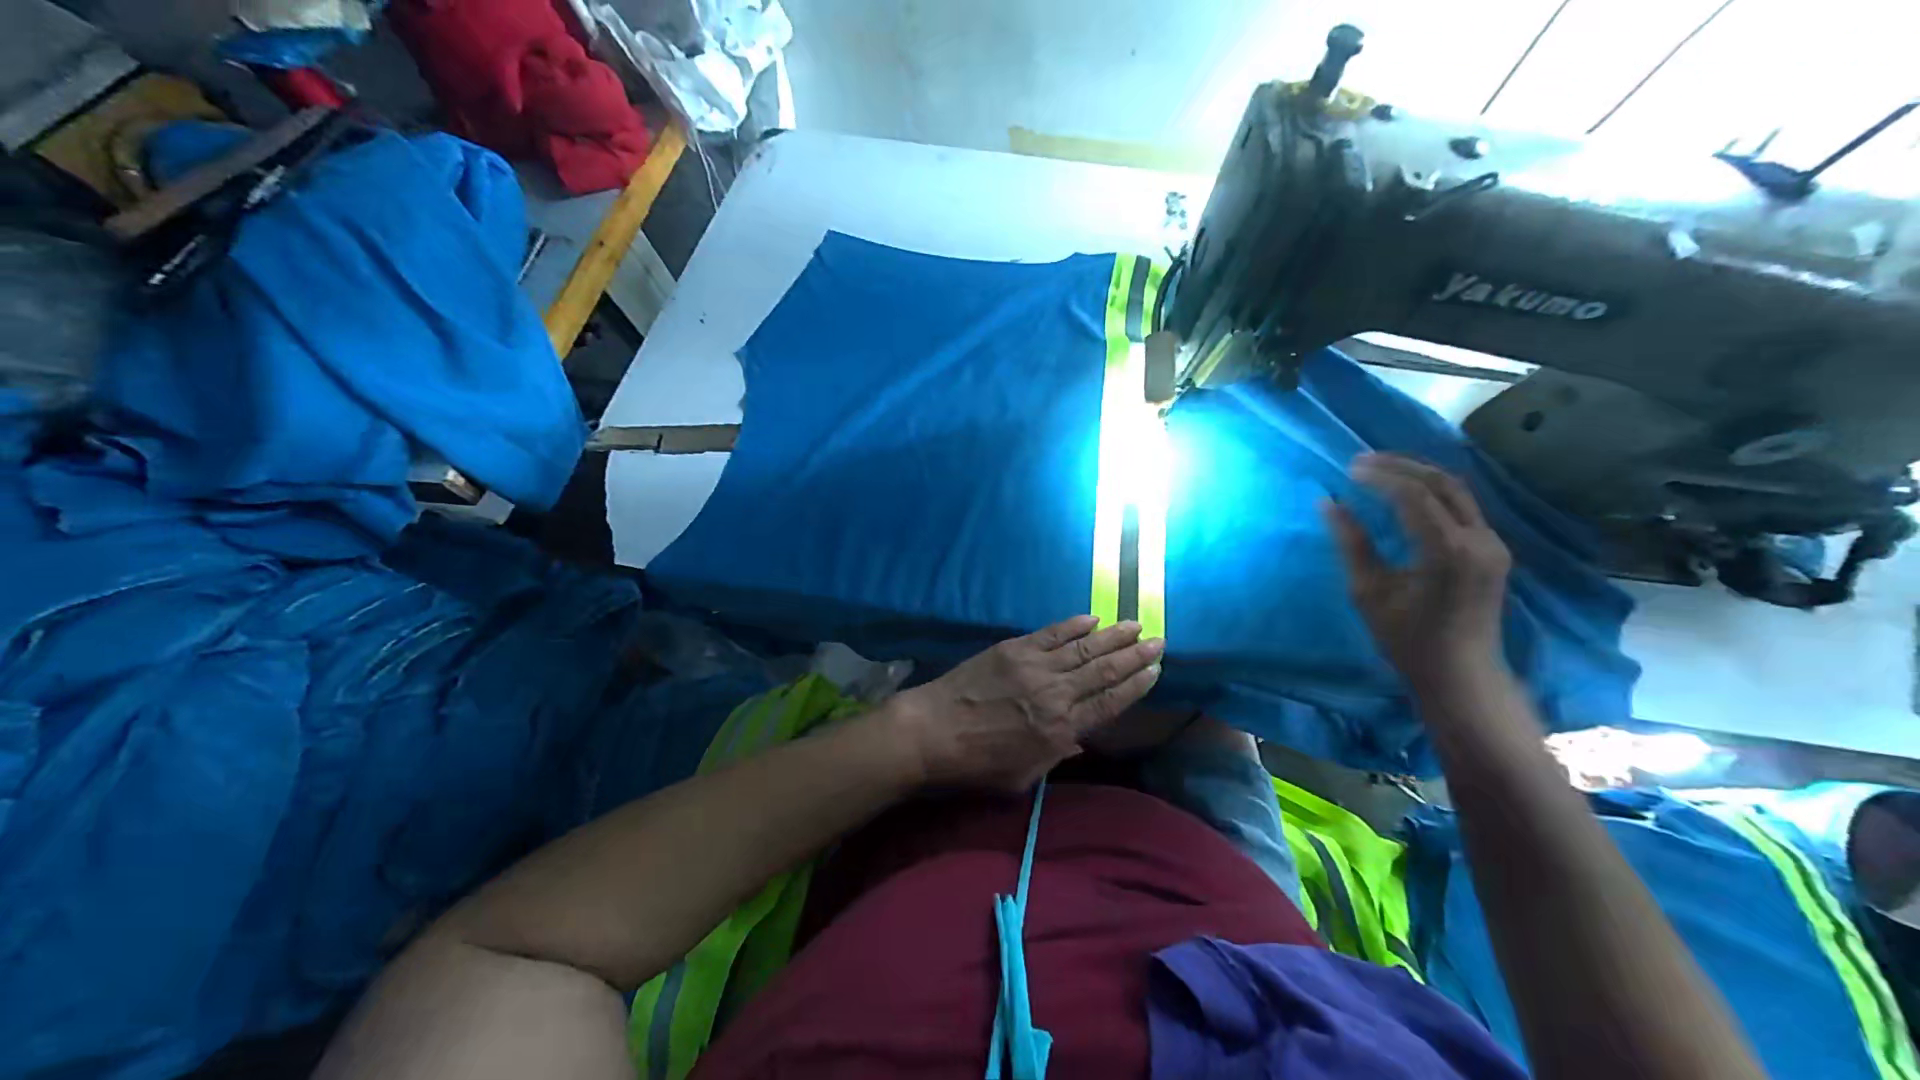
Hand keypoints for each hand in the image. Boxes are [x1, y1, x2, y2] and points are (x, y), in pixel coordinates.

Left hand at [885, 616, 1164, 791]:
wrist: (931, 732)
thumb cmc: (975, 765)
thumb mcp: (1022, 777)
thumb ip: (1056, 756)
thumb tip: (1080, 739)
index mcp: (1061, 730)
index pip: (1109, 703)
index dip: (1135, 686)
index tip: (1155, 671)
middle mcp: (1055, 695)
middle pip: (1104, 671)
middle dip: (1134, 656)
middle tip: (1159, 641)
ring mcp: (1034, 667)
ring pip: (1083, 648)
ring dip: (1113, 636)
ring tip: (1136, 625)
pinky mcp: (1013, 649)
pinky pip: (1051, 634)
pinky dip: (1074, 625)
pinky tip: (1092, 618)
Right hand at [1322, 453, 1511, 689]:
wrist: (1461, 675)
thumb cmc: (1407, 640)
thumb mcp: (1369, 592)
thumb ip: (1351, 543)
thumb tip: (1328, 504)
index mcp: (1448, 551)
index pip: (1414, 495)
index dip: (1380, 477)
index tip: (1348, 469)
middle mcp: (1479, 540)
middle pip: (1442, 483)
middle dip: (1401, 466)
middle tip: (1363, 460)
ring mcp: (1492, 544)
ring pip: (1457, 491)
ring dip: (1419, 475)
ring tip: (1382, 469)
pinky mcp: (1493, 550)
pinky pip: (1463, 506)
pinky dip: (1433, 492)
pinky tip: (1407, 493)